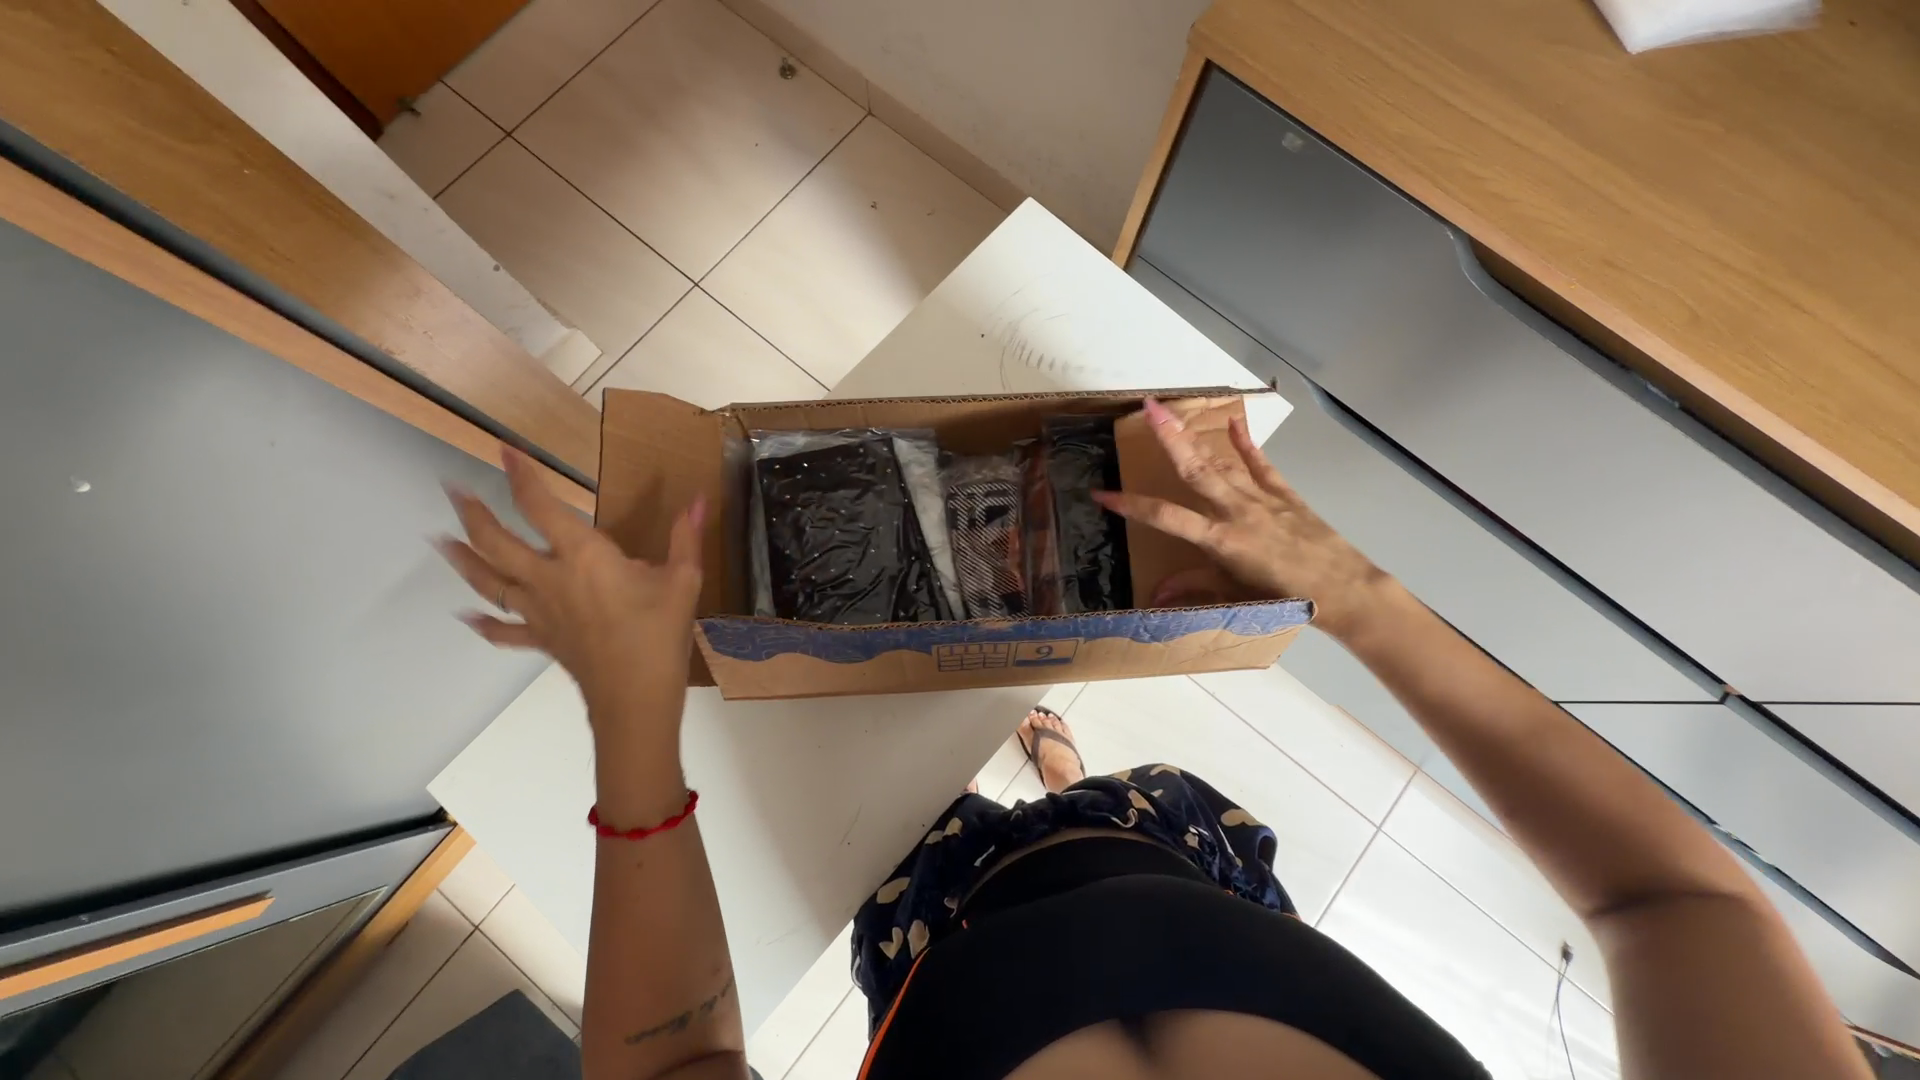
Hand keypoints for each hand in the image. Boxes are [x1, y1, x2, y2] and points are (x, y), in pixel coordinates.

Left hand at [437, 447, 704, 718]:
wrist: (635, 698)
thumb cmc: (659, 636)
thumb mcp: (684, 581)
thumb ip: (686, 538)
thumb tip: (700, 500)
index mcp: (584, 557)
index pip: (542, 507)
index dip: (522, 476)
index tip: (504, 450)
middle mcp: (550, 579)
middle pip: (497, 542)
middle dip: (473, 513)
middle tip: (453, 490)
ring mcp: (539, 612)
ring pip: (490, 582)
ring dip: (463, 558)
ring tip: (440, 539)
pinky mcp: (542, 641)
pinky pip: (504, 631)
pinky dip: (484, 624)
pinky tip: (466, 617)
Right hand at [1092, 398, 1389, 638]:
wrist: (1346, 589)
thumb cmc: (1287, 599)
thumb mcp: (1236, 597)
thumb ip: (1195, 587)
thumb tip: (1155, 595)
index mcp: (1221, 540)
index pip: (1166, 518)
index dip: (1131, 506)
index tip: (1101, 494)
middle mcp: (1237, 511)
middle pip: (1194, 469)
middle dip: (1169, 437)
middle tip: (1148, 408)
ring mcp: (1261, 498)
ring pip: (1220, 462)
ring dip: (1195, 436)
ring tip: (1172, 411)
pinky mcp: (1284, 494)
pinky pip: (1260, 465)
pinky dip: (1245, 444)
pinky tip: (1232, 423)